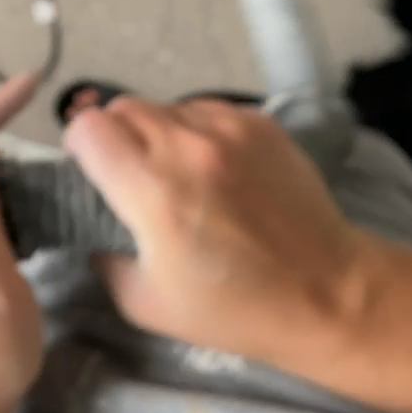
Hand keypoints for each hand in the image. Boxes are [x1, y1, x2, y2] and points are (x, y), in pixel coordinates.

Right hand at [62, 97, 379, 371]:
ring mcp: (225, 128)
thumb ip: (103, 255)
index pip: (87, 128)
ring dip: (156, 132)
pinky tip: (216, 167)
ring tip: (180, 172)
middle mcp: (185, 147)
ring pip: (161, 105)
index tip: (94, 171)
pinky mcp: (256, 120)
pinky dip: (196, 131)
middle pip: (119, 107)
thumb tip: (91, 222)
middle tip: (134, 173)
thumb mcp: (146, 303)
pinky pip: (202, 109)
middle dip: (115, 136)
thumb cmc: (236, 307)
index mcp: (153, 191)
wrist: (330, 294)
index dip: (81, 148)